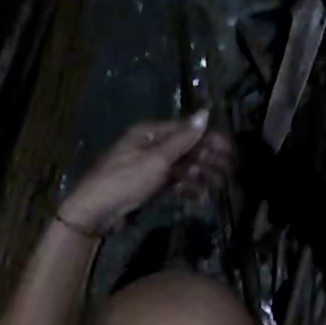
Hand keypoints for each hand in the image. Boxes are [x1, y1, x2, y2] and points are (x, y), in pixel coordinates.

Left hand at [58, 112, 234, 234]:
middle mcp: (151, 146)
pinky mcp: (149, 185)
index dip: (210, 139)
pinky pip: (174, 182)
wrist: (95, 211)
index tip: (230, 150)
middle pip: (186, 149)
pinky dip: (187, 187)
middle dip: (208, 159)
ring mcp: (150, 167)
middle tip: (228, 172)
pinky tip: (200, 197)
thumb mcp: (156, 158)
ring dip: (201, 175)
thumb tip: (205, 112)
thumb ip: (183, 138)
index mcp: (150, 133)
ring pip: (182, 167)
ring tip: (217, 187)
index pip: (187, 130)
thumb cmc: (125, 180)